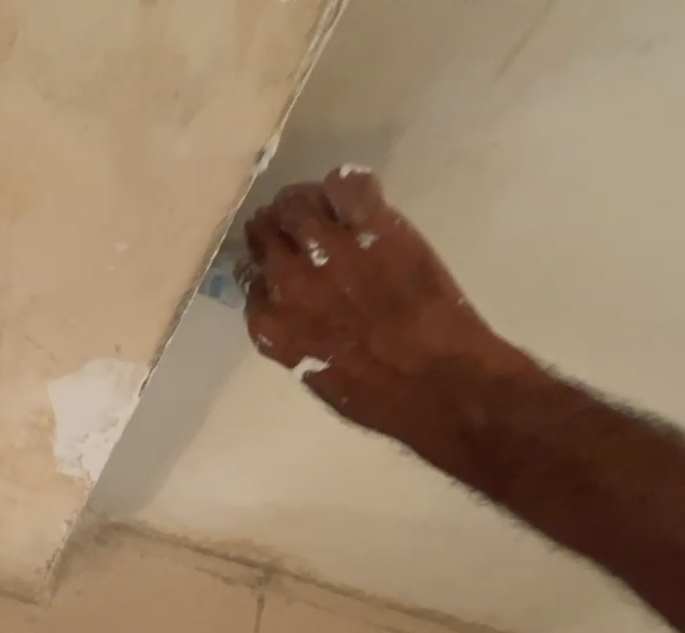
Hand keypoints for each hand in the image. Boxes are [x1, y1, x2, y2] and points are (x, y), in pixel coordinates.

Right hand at [240, 167, 532, 451]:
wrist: (436, 381)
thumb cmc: (374, 396)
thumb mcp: (312, 375)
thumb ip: (292, 337)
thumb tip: (290, 313)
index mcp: (270, 325)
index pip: (249, 281)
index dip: (260, 270)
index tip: (270, 268)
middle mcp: (288, 282)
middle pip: (264, 234)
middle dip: (270, 227)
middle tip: (284, 223)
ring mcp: (329, 250)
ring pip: (297, 203)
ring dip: (300, 200)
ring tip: (311, 202)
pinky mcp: (373, 228)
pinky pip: (346, 186)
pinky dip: (343, 184)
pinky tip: (350, 194)